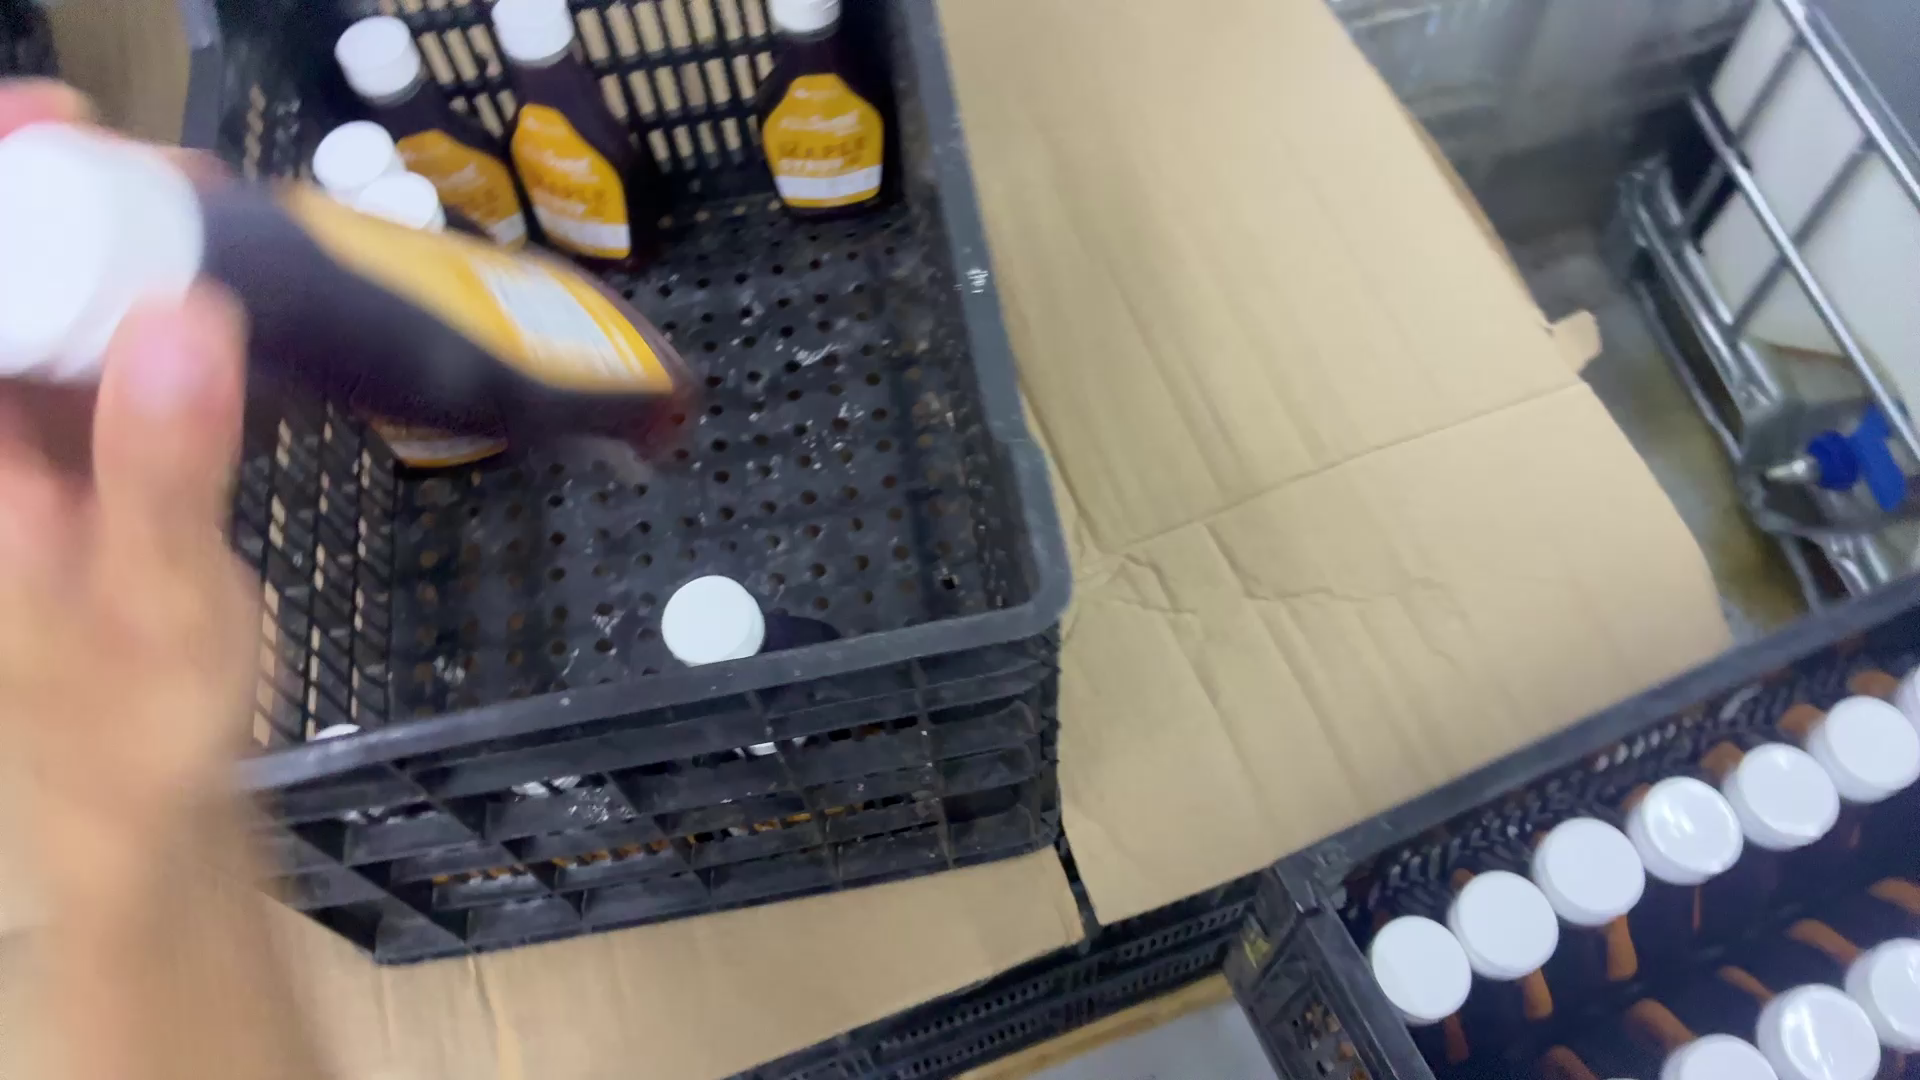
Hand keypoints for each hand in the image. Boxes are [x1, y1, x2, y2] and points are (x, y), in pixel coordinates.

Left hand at [0, 81, 254, 878]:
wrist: (144, 787)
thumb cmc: (138, 710)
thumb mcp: (160, 589)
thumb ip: (165, 459)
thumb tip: (186, 316)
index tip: (61, 130)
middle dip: (51, 211)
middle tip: (162, 172)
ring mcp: (16, 457)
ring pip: (33, 324)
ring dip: (104, 261)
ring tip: (203, 222)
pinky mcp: (74, 472)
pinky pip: (87, 372)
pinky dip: (144, 327)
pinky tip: (207, 310)